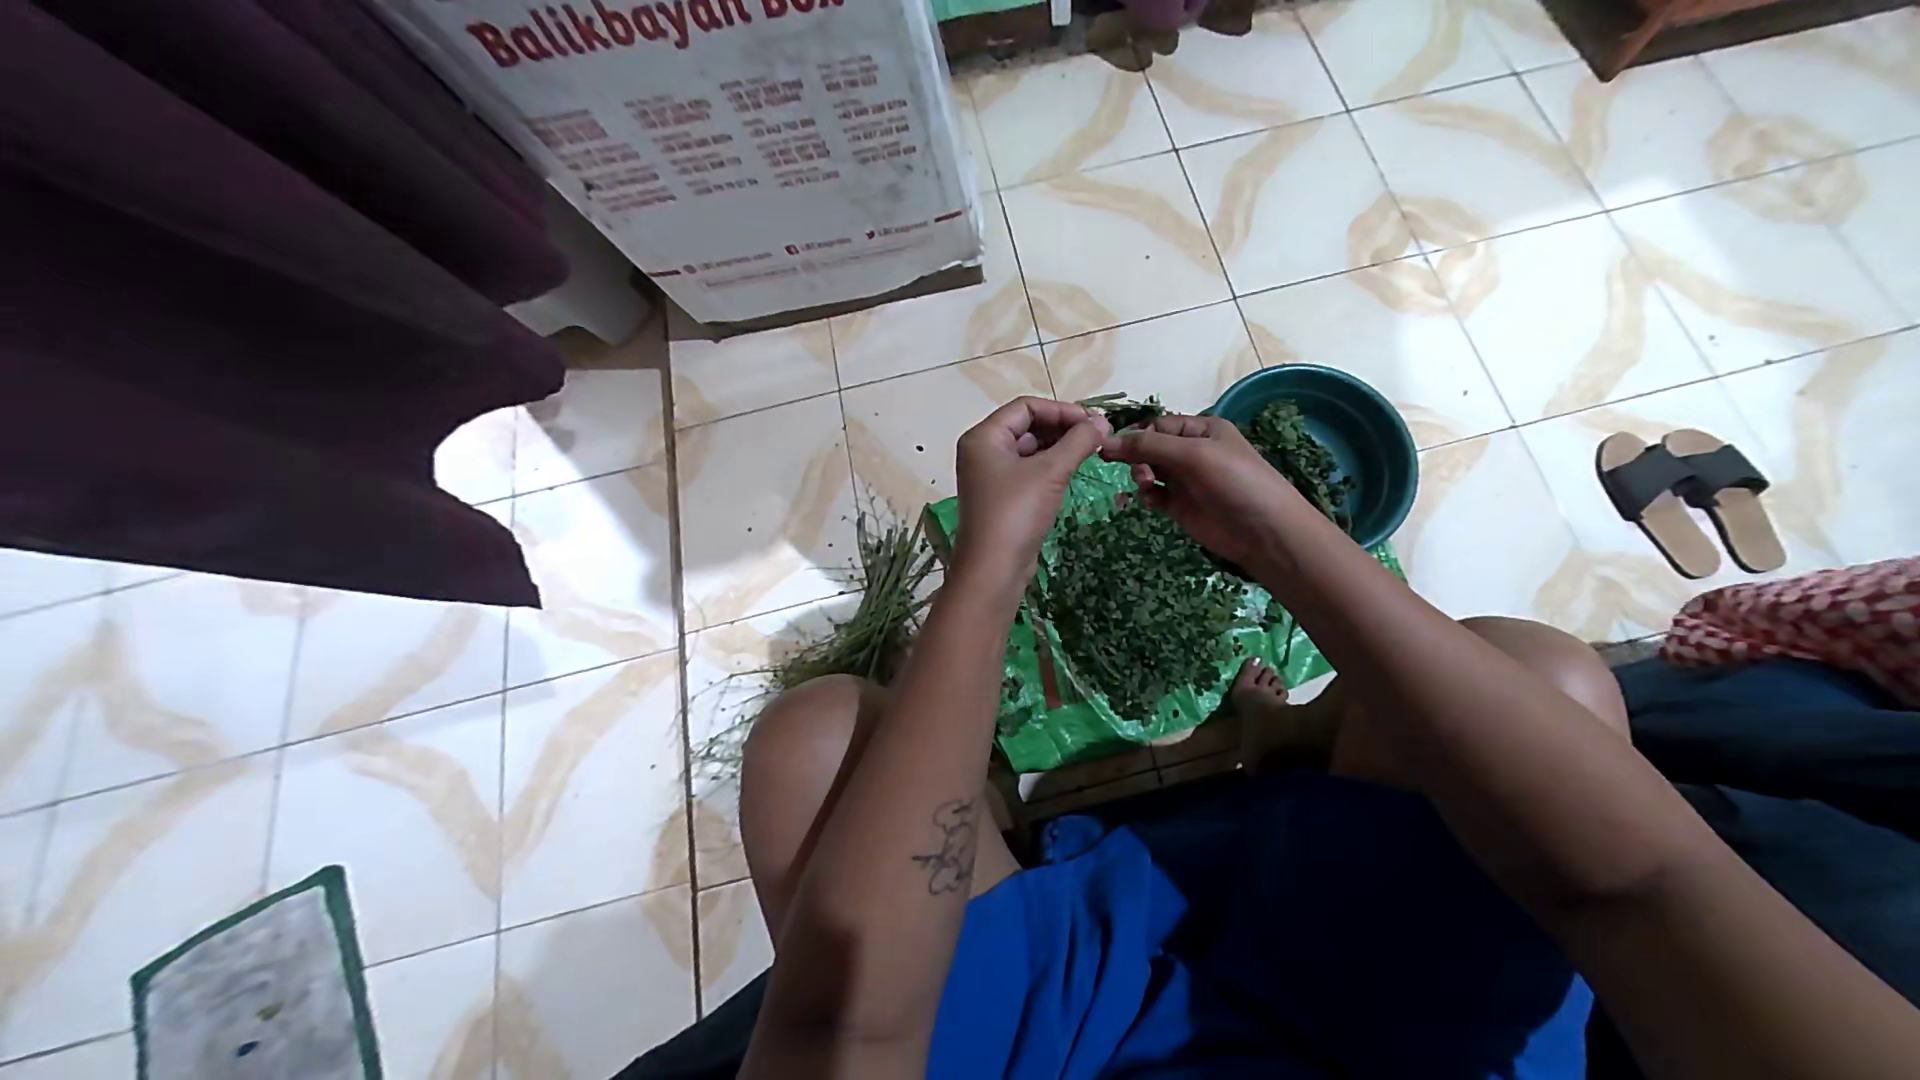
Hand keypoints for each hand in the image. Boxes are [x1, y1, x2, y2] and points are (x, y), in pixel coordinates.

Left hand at [954, 397, 1109, 593]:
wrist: (993, 569)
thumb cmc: (1016, 513)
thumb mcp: (1050, 472)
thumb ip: (1078, 441)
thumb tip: (1103, 422)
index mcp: (983, 437)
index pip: (1025, 407)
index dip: (1061, 410)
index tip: (1094, 421)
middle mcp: (982, 452)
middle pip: (1027, 426)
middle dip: (1062, 428)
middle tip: (1098, 436)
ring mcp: (990, 476)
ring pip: (1030, 450)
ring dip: (1059, 448)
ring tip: (1092, 451)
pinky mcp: (1001, 497)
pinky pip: (1028, 471)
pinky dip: (1050, 467)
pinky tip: (1073, 471)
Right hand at [1099, 413, 1314, 570]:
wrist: (1264, 531)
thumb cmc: (1234, 481)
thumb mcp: (1193, 454)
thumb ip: (1149, 446)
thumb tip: (1105, 443)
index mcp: (1201, 430)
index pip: (1158, 425)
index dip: (1136, 435)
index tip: (1113, 449)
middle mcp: (1192, 452)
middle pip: (1150, 448)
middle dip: (1137, 457)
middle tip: (1139, 473)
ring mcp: (1186, 480)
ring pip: (1149, 471)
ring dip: (1141, 476)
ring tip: (1146, 486)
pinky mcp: (1181, 506)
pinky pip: (1154, 495)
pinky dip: (1148, 496)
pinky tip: (1152, 502)